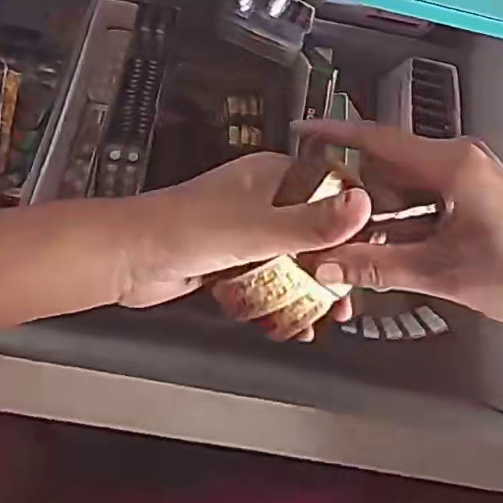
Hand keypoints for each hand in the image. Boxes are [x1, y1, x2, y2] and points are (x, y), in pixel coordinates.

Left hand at [116, 151, 371, 311]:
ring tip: (333, 316)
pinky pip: (268, 278)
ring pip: (292, 257)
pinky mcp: (231, 260)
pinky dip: (283, 299)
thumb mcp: (258, 228)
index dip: (353, 219)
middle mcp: (263, 198)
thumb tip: (365, 206)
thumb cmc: (189, 230)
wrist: (127, 259)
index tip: (374, 249)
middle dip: (333, 262)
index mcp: (272, 175)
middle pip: (312, 228)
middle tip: (352, 293)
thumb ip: (311, 223)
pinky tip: (298, 327)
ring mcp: (246, 230)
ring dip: (311, 286)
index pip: (327, 189)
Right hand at [303, 121, 502, 370]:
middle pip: (388, 163)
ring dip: (383, 212)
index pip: (380, 138)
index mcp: (453, 163)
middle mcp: (458, 156)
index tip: (301, 132)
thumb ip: (378, 266)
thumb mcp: (444, 275)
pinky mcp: (472, 190)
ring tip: (358, 245)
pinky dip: (405, 218)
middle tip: (332, 225)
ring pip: (404, 182)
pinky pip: (424, 195)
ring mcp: (467, 172)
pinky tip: (391, 248)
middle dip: (360, 195)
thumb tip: (324, 264)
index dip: (336, 133)